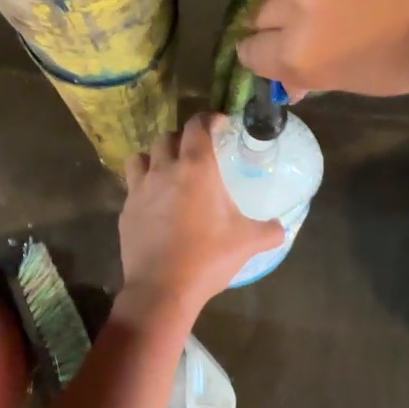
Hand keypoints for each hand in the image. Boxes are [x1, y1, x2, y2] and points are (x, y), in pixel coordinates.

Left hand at [118, 114, 284, 322]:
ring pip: (141, 157)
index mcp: (196, 168)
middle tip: (196, 151)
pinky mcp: (126, 211)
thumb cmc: (208, 258)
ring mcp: (140, 190)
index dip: (209, 119)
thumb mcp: (247, 243)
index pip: (197, 126)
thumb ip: (269, 231)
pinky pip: (132, 186)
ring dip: (155, 157)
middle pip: (166, 137)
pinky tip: (155, 204)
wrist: (162, 289)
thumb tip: (283, 229)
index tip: (220, 123)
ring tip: (168, 171)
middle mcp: (164, 170)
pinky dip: (143, 186)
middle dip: (181, 138)